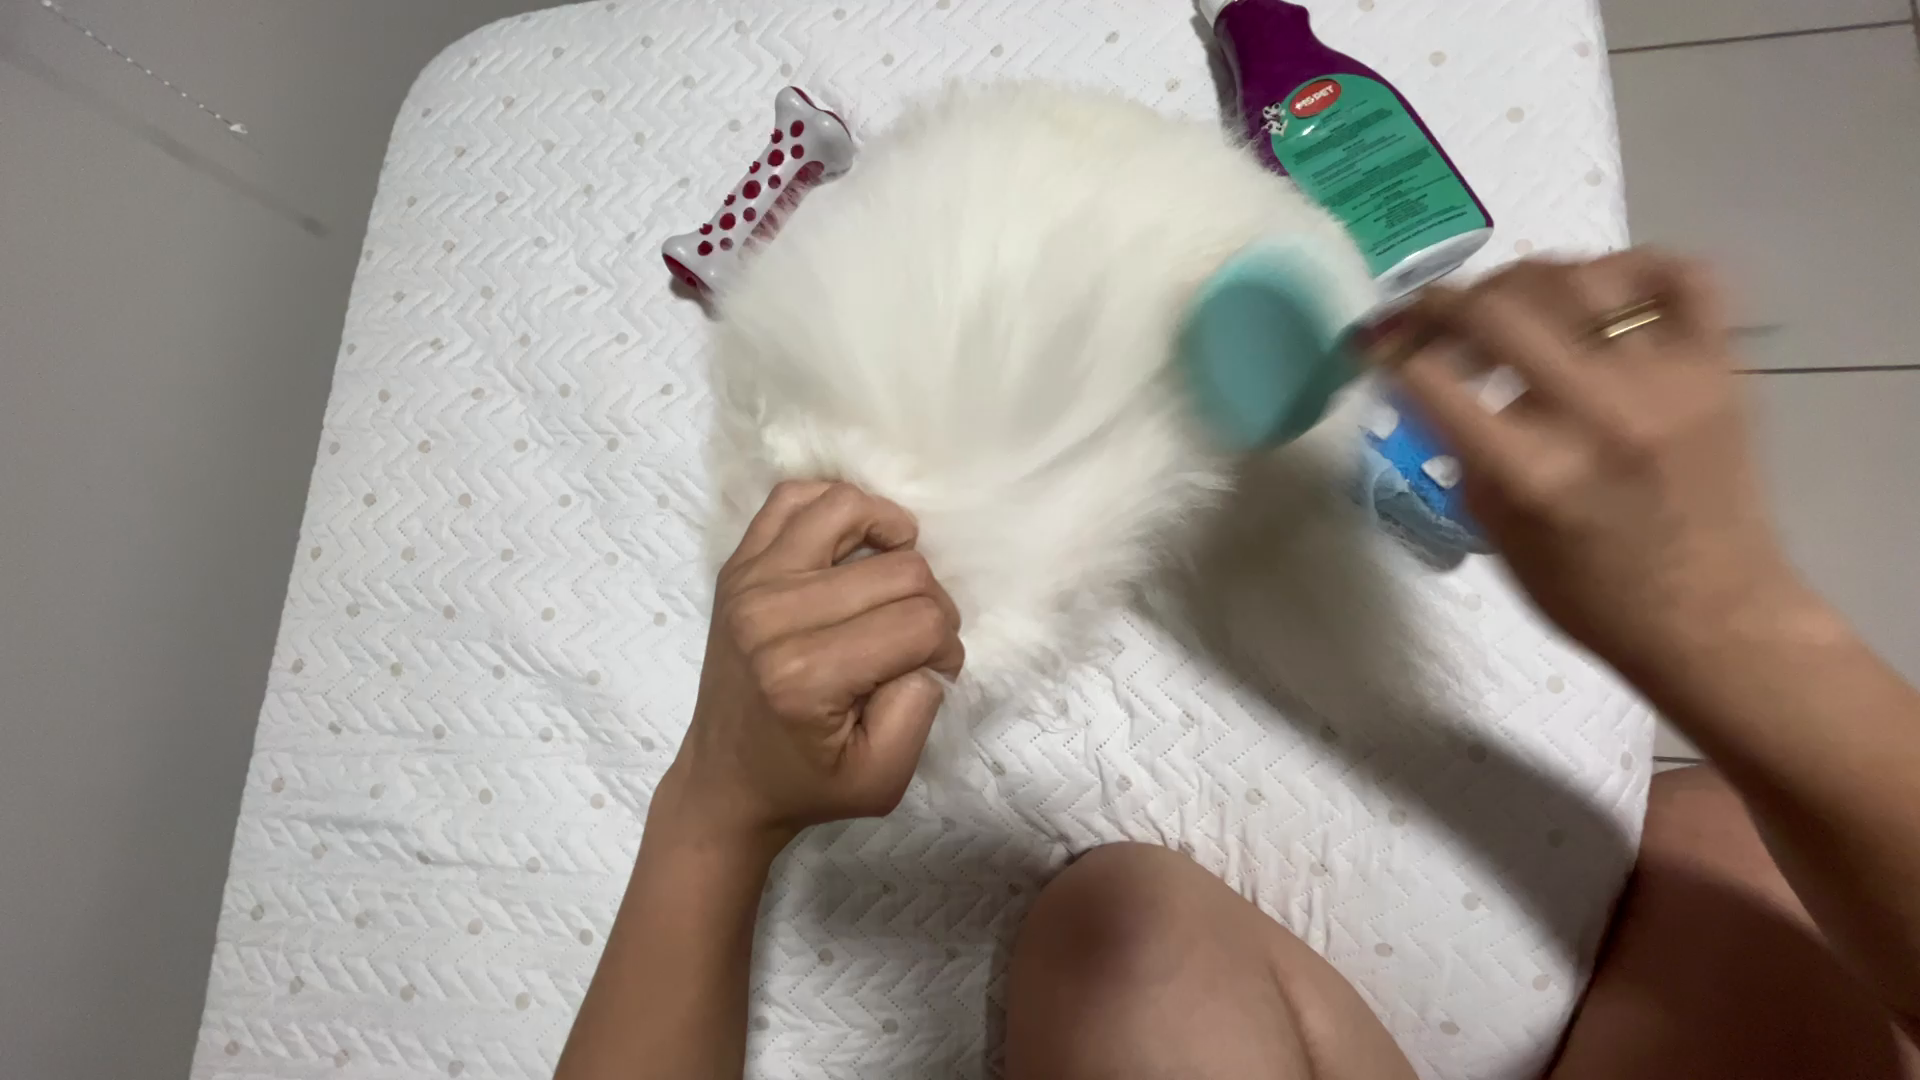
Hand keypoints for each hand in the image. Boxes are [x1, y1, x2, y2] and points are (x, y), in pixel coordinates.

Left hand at [656, 481, 964, 850]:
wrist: (725, 781)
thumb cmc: (807, 783)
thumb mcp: (883, 779)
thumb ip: (921, 711)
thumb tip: (926, 646)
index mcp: (807, 676)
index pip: (919, 623)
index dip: (946, 647)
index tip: (934, 672)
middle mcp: (772, 616)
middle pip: (899, 569)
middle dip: (932, 604)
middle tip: (918, 640)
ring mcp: (749, 580)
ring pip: (847, 509)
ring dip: (892, 536)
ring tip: (894, 575)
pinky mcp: (738, 565)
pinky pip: (793, 497)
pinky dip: (835, 507)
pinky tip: (853, 543)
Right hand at [1374, 250, 1812, 678]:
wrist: (1710, 618)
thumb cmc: (1579, 590)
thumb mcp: (1490, 526)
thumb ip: (1460, 447)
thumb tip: (1431, 381)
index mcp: (1531, 471)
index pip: (1432, 378)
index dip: (1386, 350)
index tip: (1369, 344)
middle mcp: (1600, 413)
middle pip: (1496, 312)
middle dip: (1436, 304)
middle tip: (1415, 315)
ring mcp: (1670, 380)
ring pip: (1578, 279)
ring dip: (1514, 281)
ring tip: (1493, 305)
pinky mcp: (1721, 368)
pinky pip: (1680, 276)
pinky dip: (1623, 269)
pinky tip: (1585, 290)